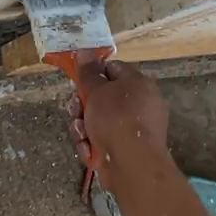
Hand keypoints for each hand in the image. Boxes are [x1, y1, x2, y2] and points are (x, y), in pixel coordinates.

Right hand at [68, 55, 171, 183]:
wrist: (132, 164)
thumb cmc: (116, 118)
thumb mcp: (97, 90)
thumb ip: (88, 72)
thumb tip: (84, 51)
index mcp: (139, 84)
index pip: (113, 69)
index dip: (93, 74)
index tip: (78, 83)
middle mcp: (140, 104)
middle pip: (103, 97)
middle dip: (83, 105)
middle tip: (75, 111)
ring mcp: (135, 129)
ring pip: (99, 121)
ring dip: (84, 126)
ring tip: (81, 133)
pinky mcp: (127, 150)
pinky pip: (104, 140)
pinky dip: (93, 144)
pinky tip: (88, 149)